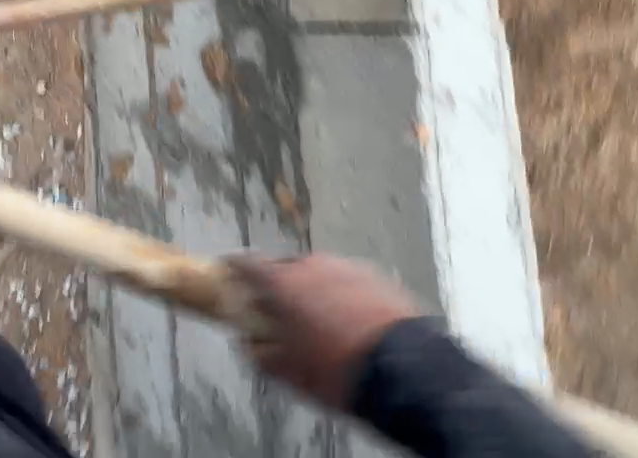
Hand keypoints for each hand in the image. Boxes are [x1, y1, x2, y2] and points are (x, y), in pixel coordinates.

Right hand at [226, 253, 420, 409]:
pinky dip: (341, 293)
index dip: (233, 269)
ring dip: (312, 288)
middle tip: (282, 309)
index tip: (228, 274)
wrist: (409, 372)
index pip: (243, 263)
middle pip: (282, 267)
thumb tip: (246, 343)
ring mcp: (343, 265)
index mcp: (280, 282)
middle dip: (278, 285)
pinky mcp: (373, 274)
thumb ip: (261, 354)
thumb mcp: (291, 373)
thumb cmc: (338, 372)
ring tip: (322, 319)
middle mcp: (307, 264)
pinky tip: (351, 320)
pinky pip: (346, 280)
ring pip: (317, 272)